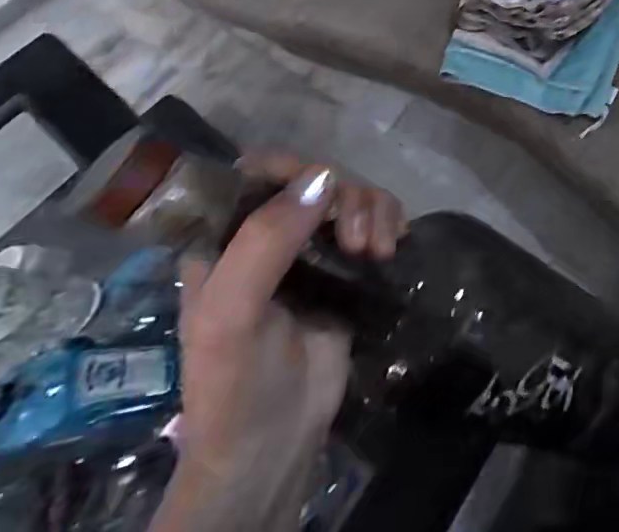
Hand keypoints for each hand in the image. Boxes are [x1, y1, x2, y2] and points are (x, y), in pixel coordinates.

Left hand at [154, 155, 405, 531]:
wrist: (273, 448)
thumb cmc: (234, 382)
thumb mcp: (230, 312)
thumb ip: (265, 240)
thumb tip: (325, 176)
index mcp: (224, 234)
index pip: (257, 171)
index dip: (293, 169)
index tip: (324, 195)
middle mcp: (266, 232)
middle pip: (313, 177)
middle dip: (343, 196)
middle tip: (357, 241)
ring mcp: (308, 250)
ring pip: (348, 194)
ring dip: (371, 209)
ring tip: (377, 250)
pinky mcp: (343, 269)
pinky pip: (372, 220)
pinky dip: (388, 220)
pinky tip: (393, 244)